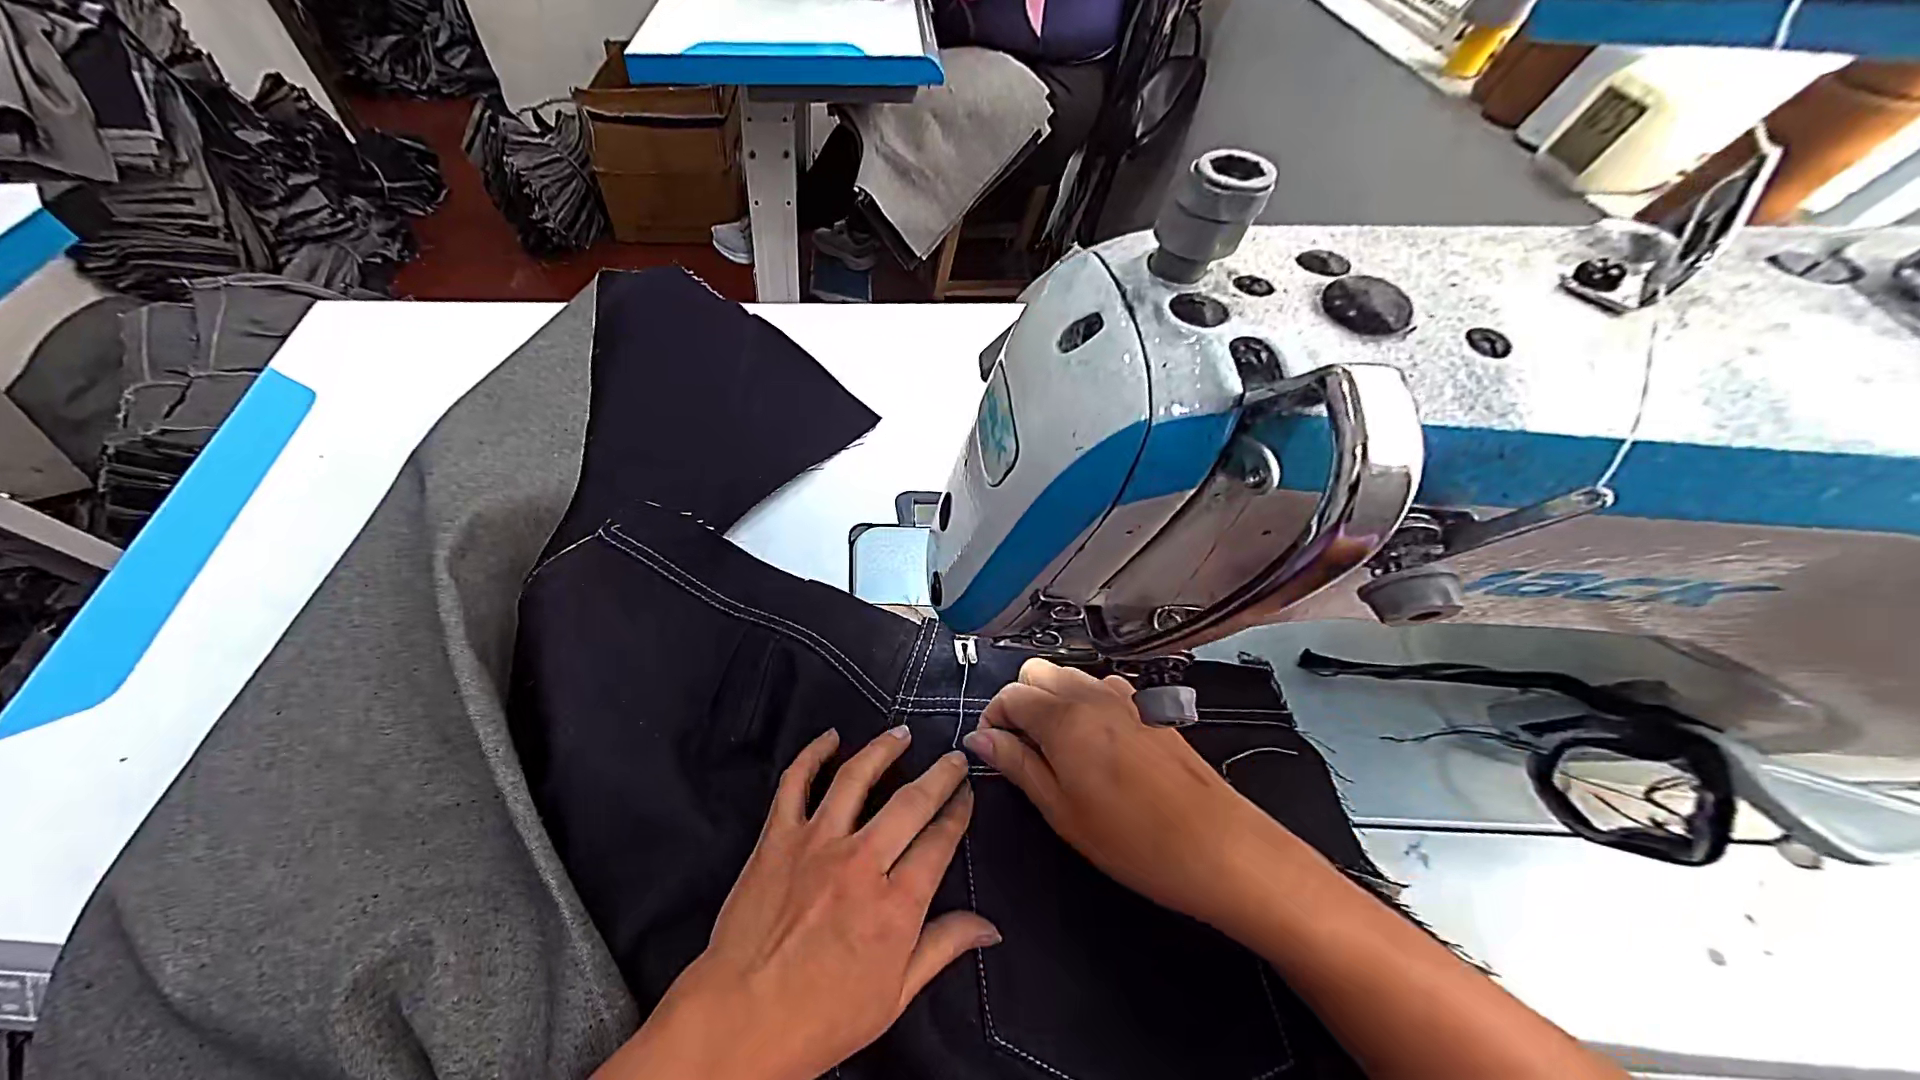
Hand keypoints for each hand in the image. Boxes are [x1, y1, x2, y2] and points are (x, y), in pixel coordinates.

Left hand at [596, 727, 997, 1079]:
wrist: (738, 1022)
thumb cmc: (821, 1018)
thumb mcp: (895, 995)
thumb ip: (943, 947)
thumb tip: (990, 927)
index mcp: (895, 905)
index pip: (940, 841)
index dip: (958, 812)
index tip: (967, 793)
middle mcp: (861, 863)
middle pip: (911, 802)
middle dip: (940, 774)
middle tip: (954, 757)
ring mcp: (816, 844)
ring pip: (856, 778)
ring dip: (883, 749)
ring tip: (901, 733)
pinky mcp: (777, 838)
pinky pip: (795, 783)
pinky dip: (812, 755)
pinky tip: (829, 738)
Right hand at [964, 659, 1291, 931]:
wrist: (1220, 847)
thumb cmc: (1137, 840)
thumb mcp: (1060, 810)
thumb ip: (1016, 765)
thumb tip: (982, 740)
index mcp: (1064, 717)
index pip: (1009, 694)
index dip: (992, 720)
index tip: (994, 750)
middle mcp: (1093, 695)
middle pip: (1036, 672)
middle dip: (1019, 702)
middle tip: (1022, 750)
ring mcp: (1125, 697)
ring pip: (1069, 676)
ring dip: (1051, 701)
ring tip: (1058, 753)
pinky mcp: (1149, 708)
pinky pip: (1101, 689)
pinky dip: (1084, 704)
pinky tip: (1095, 747)